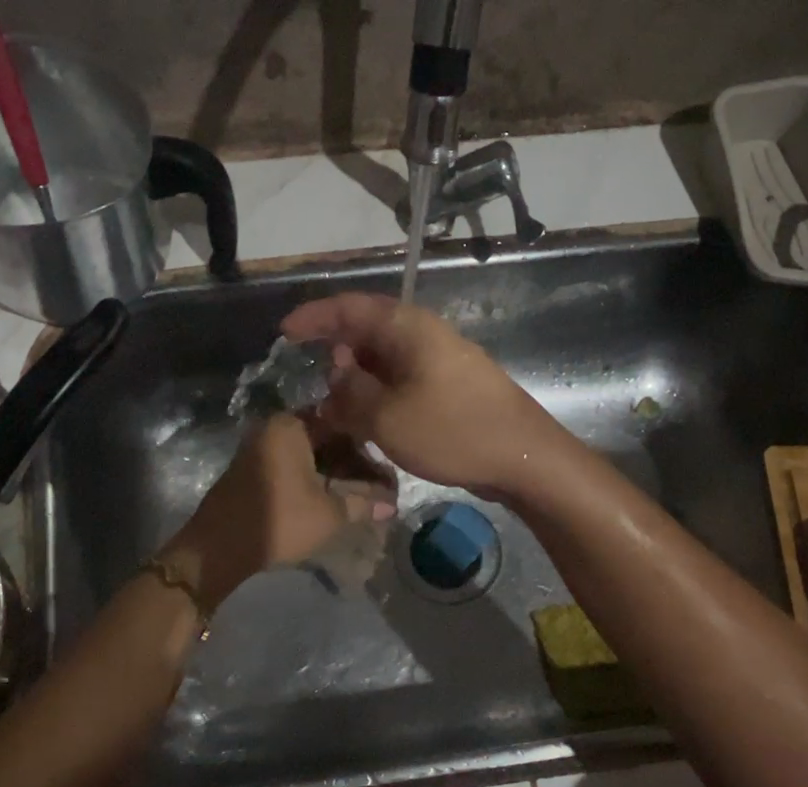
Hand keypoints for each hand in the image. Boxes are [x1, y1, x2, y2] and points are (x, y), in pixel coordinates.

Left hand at [160, 413, 394, 605]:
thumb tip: (392, 505)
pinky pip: (292, 468)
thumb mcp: (329, 513)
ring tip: (360, 500)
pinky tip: (332, 500)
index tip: (389, 474)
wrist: (218, 549)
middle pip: (326, 440)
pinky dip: (314, 481)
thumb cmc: (278, 522)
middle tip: (379, 491)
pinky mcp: (252, 471)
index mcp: (291, 426)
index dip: (370, 451)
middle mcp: (274, 429)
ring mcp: (259, 449)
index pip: (344, 426)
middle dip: (354, 466)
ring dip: (335, 476)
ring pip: (309, 457)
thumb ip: (363, 503)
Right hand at [281, 293, 572, 496]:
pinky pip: (402, 383)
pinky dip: (378, 396)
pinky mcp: (449, 391)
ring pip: (384, 362)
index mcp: (408, 329)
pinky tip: (367, 422)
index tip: (283, 334)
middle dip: (334, 353)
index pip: (350, 307)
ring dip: (356, 381)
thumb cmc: (453, 431)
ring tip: (333, 409)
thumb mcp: (387, 417)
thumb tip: (332, 384)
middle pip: (367, 333)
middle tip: (310, 382)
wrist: (523, 458)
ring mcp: (440, 363)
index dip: (314, 317)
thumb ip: (349, 396)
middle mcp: (424, 337)